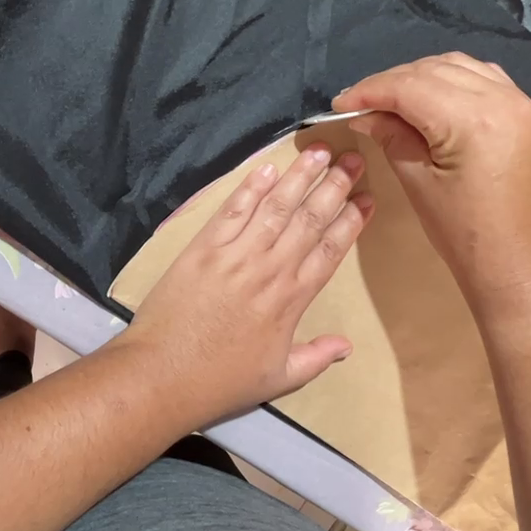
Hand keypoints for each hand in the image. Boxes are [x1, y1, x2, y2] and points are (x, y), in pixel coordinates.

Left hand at [115, 144, 372, 426]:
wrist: (163, 374)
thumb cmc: (221, 381)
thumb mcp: (278, 379)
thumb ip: (316, 358)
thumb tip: (348, 345)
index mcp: (291, 300)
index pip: (330, 251)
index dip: (352, 222)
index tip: (368, 198)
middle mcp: (269, 269)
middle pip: (309, 219)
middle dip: (334, 186)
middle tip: (353, 158)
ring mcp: (235, 254)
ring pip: (275, 207)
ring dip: (299, 176)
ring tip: (319, 149)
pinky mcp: (203, 248)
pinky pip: (232, 211)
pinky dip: (250, 188)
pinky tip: (267, 167)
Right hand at [334, 52, 530, 309]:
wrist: (517, 259)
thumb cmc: (462, 230)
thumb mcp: (418, 182)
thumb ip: (392, 137)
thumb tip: (364, 115)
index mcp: (472, 119)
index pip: (409, 87)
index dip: (369, 91)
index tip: (339, 104)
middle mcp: (499, 98)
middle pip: (431, 70)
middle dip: (390, 82)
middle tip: (358, 104)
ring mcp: (517, 101)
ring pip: (456, 66)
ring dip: (418, 76)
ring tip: (388, 101)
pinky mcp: (522, 111)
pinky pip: (480, 75)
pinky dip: (448, 78)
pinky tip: (428, 97)